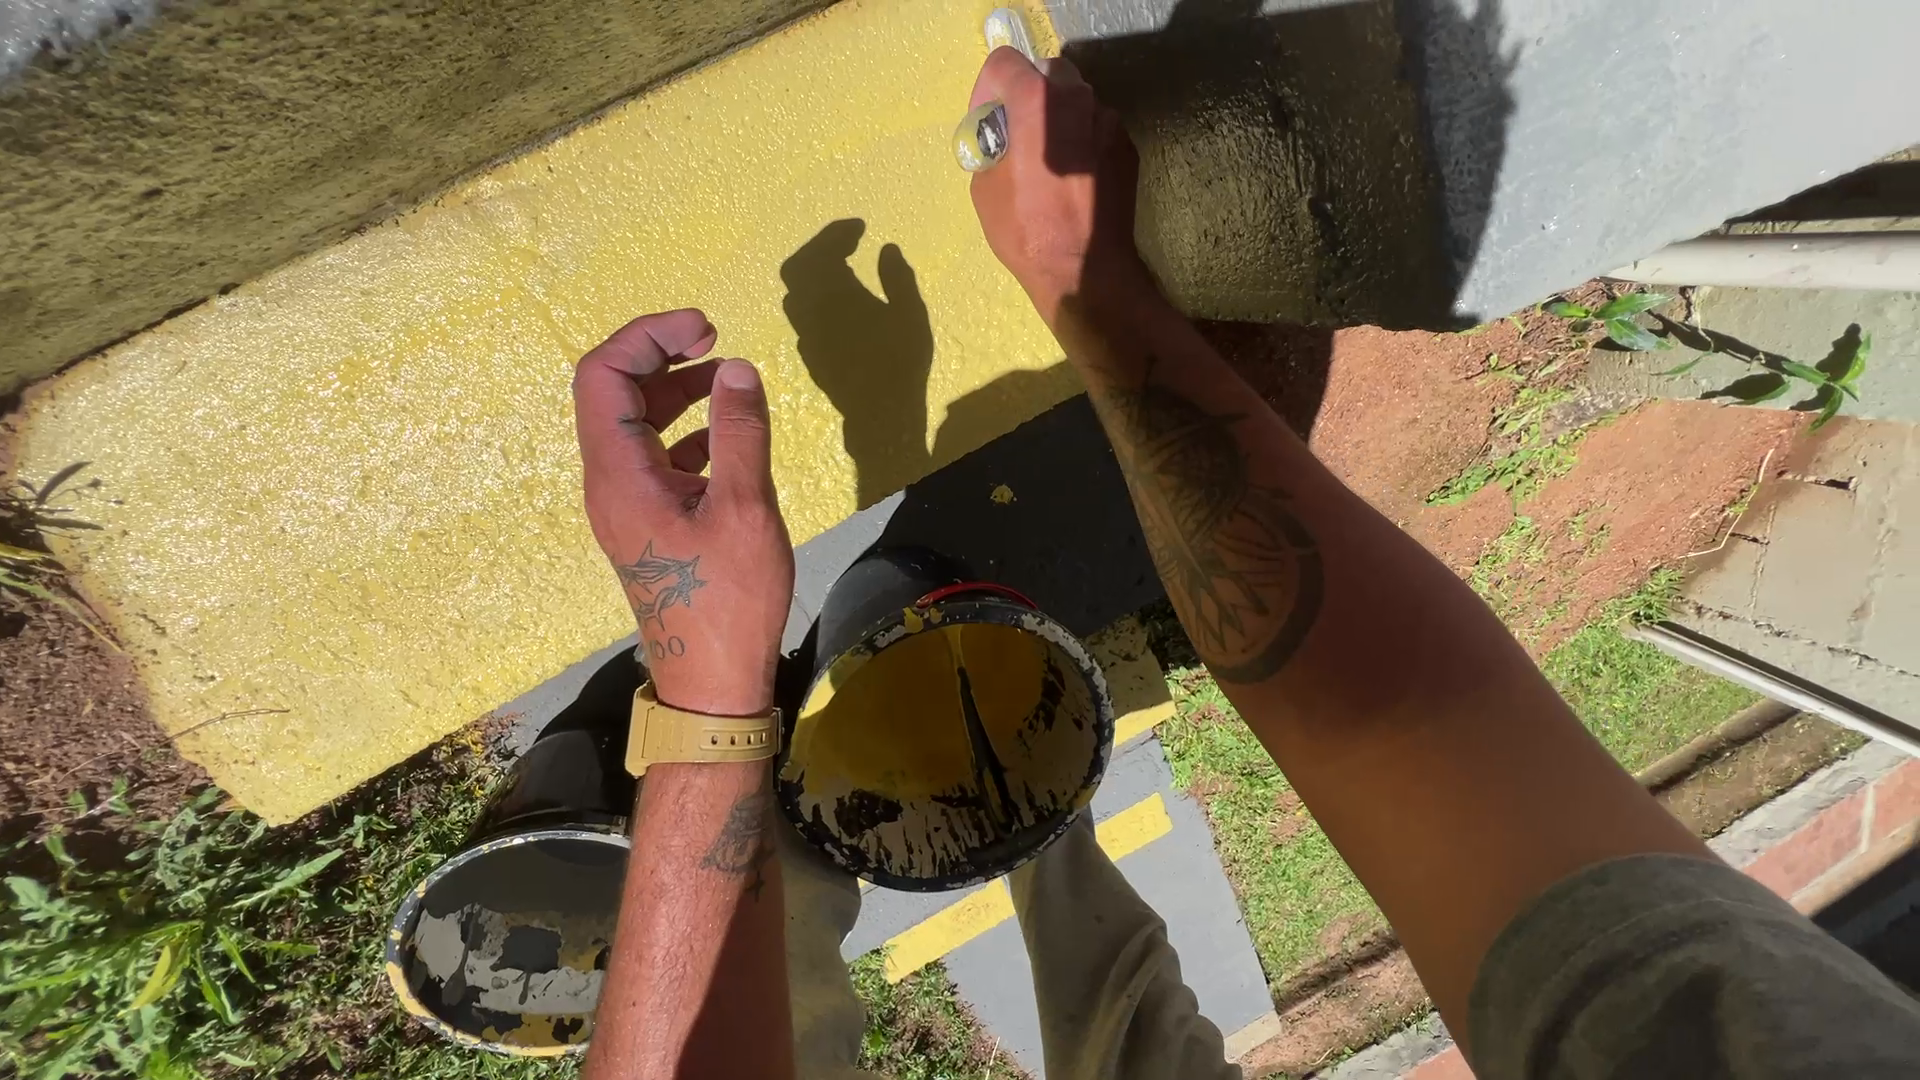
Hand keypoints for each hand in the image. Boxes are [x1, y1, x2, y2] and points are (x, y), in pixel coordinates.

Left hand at [573, 309, 793, 715]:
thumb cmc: (729, 598)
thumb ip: (739, 433)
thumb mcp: (744, 509)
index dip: (647, 336)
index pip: (603, 375)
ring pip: (635, 428)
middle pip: (613, 395)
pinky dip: (685, 433)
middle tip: (717, 343)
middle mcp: (610, 484)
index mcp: (619, 474)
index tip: (705, 327)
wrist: (713, 680)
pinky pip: (655, 459)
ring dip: (675, 394)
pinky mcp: (649, 525)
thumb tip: (736, 368)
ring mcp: (627, 507)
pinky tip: (724, 439)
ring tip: (728, 383)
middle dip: (662, 358)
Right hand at [966, 47, 1143, 319]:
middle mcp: (1076, 97)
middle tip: (1018, 138)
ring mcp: (1107, 120)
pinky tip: (1073, 180)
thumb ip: (992, 147)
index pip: (1003, 63)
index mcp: (1034, 100)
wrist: (1084, 268)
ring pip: (1076, 101)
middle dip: (1027, 99)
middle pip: (1045, 74)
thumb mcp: (985, 190)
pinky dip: (1081, 142)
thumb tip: (1002, 143)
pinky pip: (1096, 129)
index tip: (988, 123)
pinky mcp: (1126, 145)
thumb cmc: (1026, 232)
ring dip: (1058, 120)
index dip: (988, 91)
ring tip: (1048, 163)